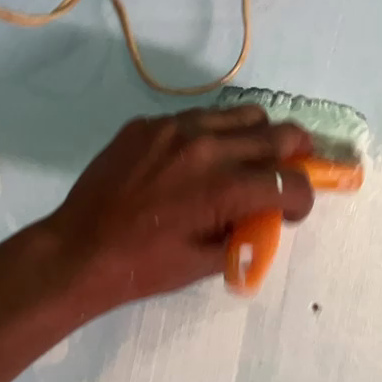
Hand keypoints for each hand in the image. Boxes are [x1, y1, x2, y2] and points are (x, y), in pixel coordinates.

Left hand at [42, 105, 315, 312]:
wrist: (79, 248)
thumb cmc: (143, 266)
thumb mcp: (205, 262)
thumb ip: (245, 234)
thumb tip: (265, 215)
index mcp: (224, 188)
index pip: (292, 182)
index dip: (303, 198)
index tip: (294, 210)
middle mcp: (207, 147)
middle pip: (278, 134)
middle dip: (296, 154)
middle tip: (291, 169)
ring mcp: (175, 128)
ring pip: (242, 114)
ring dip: (258, 136)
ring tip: (249, 157)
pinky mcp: (149, 123)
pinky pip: (198, 117)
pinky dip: (212, 134)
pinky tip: (197, 159)